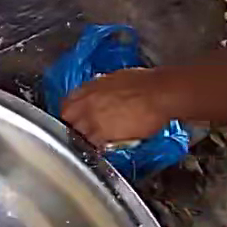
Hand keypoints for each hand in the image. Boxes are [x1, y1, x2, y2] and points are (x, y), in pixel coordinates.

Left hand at [60, 68, 176, 146]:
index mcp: (88, 88)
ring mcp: (92, 119)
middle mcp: (85, 102)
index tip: (76, 117)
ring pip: (77, 133)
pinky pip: (92, 144)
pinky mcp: (102, 134)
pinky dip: (96, 147)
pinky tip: (102, 147)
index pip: (67, 103)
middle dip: (73, 124)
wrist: (159, 93)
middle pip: (67, 118)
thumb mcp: (116, 79)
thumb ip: (102, 90)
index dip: (72, 112)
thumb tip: (102, 95)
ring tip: (93, 140)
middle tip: (82, 130)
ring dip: (83, 137)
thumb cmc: (145, 83)